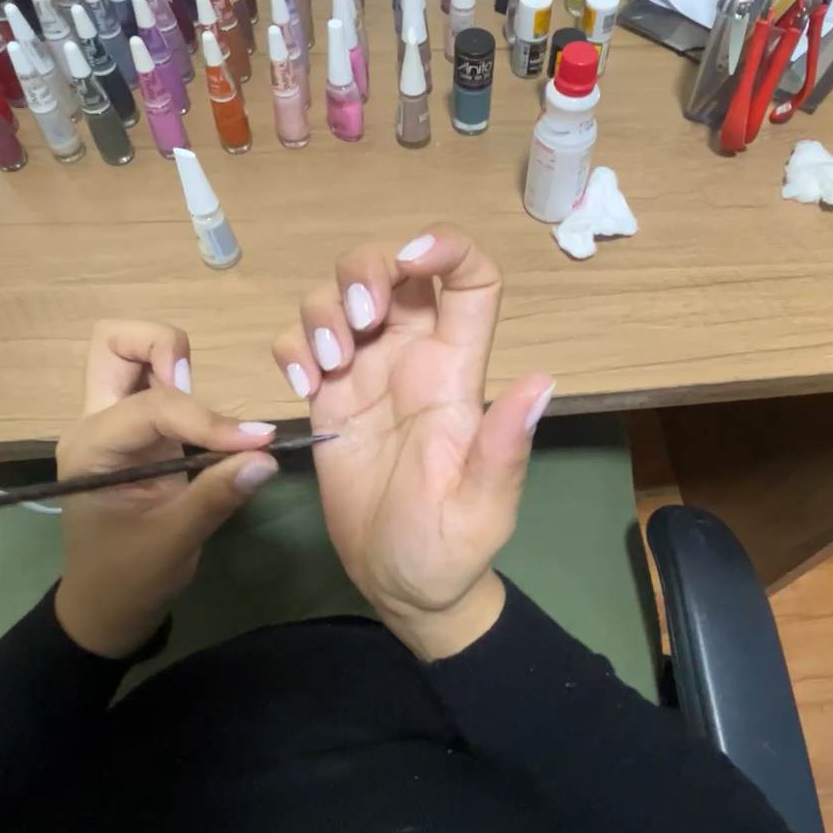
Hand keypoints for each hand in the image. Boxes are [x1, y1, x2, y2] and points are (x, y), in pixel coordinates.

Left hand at [54, 321, 280, 657]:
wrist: (107, 609)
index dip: (210, 419)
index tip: (260, 441)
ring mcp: (120, 427)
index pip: (154, 406)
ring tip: (214, 416)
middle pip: (114, 344)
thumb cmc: (128, 580)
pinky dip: (193, 394)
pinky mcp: (144, 437)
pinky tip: (219, 428)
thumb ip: (217, 495)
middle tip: (200, 388)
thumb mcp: (174, 542)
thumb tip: (267, 457)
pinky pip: (164, 391)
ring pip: (136, 357)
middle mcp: (100, 425)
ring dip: (177, 365)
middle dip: (162, 347)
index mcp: (93, 449)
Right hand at [270, 229, 554, 659]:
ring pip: (340, 297)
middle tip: (356, 326)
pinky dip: (292, 349)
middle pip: (391, 270)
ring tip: (326, 371)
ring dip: (324, 313)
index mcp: (457, 373)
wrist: (399, 584)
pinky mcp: (327, 400)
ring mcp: (366, 377)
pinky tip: (301, 391)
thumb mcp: (480, 508)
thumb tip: (540, 382)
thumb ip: (502, 449)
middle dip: (366, 272)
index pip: (471, 282)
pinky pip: (301, 345)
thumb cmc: (448, 549)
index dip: (449, 248)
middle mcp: (412, 360)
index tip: (412, 257)